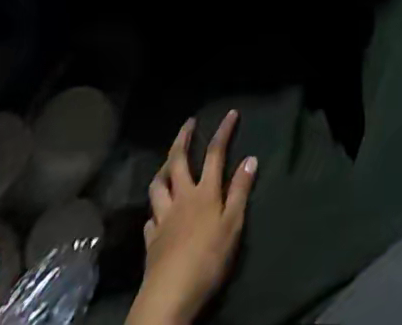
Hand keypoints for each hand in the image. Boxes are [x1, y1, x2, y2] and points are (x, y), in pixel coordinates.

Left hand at [129, 111, 256, 324]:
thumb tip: (250, 158)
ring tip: (166, 164)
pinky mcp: (152, 236)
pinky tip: (157, 214)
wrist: (173, 289)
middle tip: (188, 122)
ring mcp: (163, 215)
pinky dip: (156, 210)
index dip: (223, 132)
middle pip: (178, 160)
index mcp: (203, 192)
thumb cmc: (209, 257)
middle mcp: (181, 196)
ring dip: (163, 169)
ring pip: (158, 183)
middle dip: (183, 137)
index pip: (214, 154)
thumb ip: (240, 192)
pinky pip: (152, 216)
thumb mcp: (233, 225)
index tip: (231, 113)